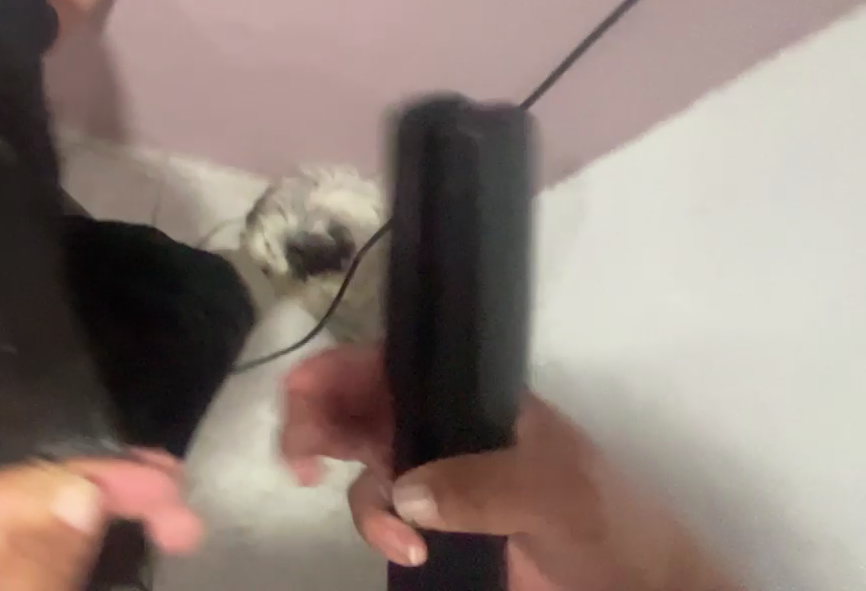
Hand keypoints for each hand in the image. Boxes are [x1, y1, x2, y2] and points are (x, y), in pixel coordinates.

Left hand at [0, 454, 202, 590]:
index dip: (111, 479)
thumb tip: (83, 492)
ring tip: (158, 519)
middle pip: (41, 498)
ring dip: (96, 522)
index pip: (39, 482)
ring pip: (38, 526)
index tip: (177, 491)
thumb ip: (35, 563)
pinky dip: (68, 557)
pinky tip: (102, 551)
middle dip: (110, 497)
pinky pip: (24, 559)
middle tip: (184, 516)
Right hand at [279, 344, 738, 590]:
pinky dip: (375, 525)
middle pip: (344, 401)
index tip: (301, 395)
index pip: (377, 361)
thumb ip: (482, 485)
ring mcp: (424, 466)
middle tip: (300, 457)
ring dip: (343, 482)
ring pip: (348, 453)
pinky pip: (375, 507)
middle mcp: (429, 419)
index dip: (329, 368)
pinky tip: (405, 549)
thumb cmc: (610, 522)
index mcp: (457, 392)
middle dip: (311, 420)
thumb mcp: (559, 492)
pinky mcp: (425, 517)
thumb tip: (402, 493)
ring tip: (378, 526)